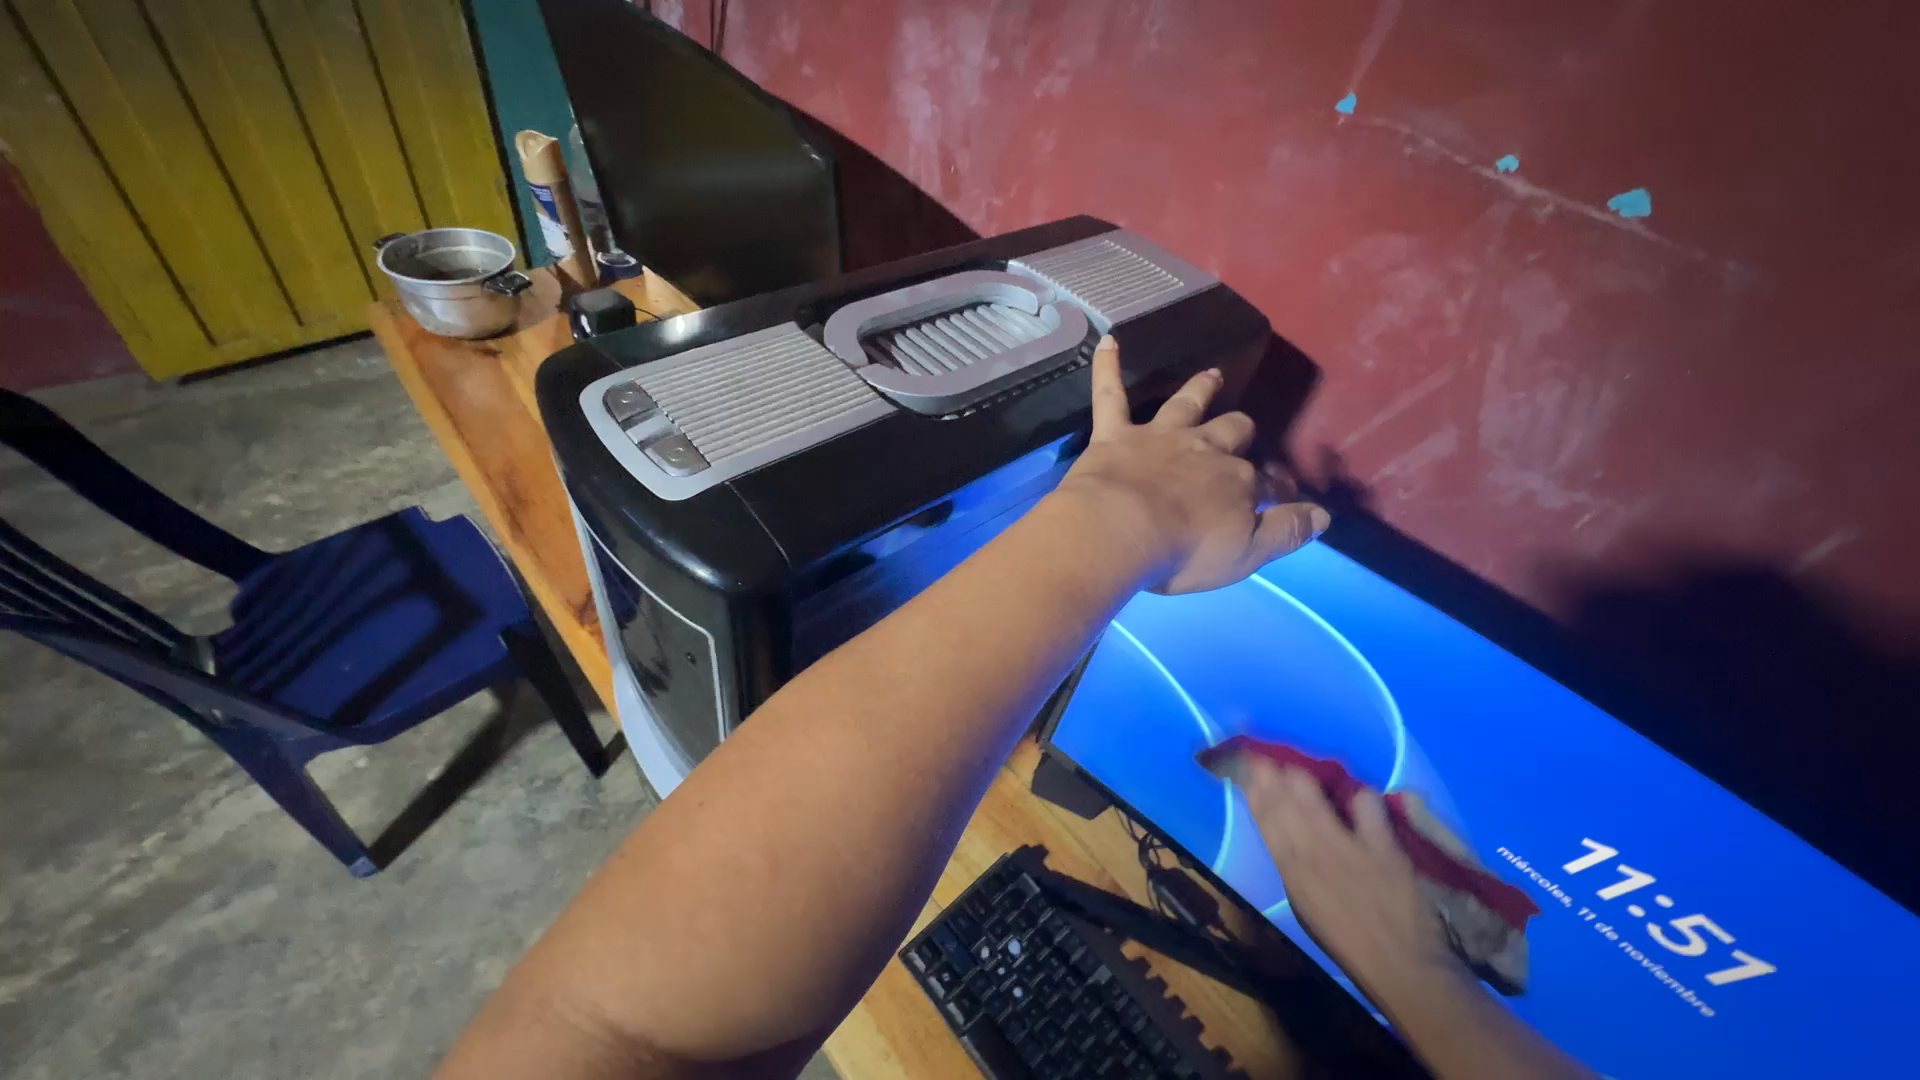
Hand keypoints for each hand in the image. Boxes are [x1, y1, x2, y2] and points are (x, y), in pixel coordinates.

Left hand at [1053, 335, 1327, 594]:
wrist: (1120, 531)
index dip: (1276, 489)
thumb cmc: (1183, 551)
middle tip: (1242, 428)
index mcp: (1236, 483)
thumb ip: (1285, 532)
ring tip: (1212, 375)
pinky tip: (1108, 341)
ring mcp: (1157, 437)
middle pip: (1230, 431)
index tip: (1283, 495)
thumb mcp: (1246, 553)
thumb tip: (1324, 515)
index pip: (1266, 482)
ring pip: (1185, 404)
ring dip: (1199, 388)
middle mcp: (1202, 449)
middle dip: (1239, 429)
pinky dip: (1108, 367)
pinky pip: (1110, 394)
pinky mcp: (1114, 435)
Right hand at [1237, 759, 1461, 990]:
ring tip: (1301, 766)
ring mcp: (1345, 846)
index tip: (1250, 765)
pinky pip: (1365, 805)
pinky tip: (1357, 797)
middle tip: (1268, 754)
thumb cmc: (1347, 939)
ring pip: (1311, 795)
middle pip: (1281, 799)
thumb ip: (1293, 864)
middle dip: (1271, 772)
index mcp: (1289, 869)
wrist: (1401, 965)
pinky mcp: (1381, 846)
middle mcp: (1309, 851)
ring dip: (1301, 776)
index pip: (1263, 817)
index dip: (1254, 788)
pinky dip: (1359, 796)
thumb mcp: (1304, 905)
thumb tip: (1285, 831)